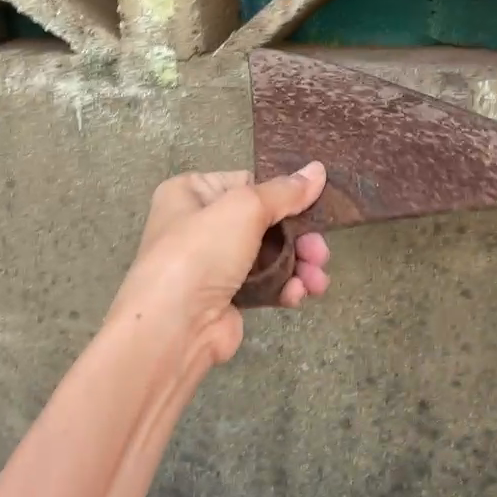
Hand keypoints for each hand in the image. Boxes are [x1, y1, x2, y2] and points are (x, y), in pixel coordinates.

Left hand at [111, 163, 332, 358]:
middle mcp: (199, 225)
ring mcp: (213, 264)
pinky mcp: (227, 298)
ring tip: (318, 279)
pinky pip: (265, 285)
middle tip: (321, 251)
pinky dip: (286, 287)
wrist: (175, 327)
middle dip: (300, 237)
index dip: (282, 194)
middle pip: (265, 222)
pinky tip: (299, 294)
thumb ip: (285, 191)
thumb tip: (318, 169)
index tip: (315, 203)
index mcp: (191, 193)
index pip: (247, 183)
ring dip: (300, 265)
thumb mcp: (245, 208)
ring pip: (270, 256)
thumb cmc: (202, 251)